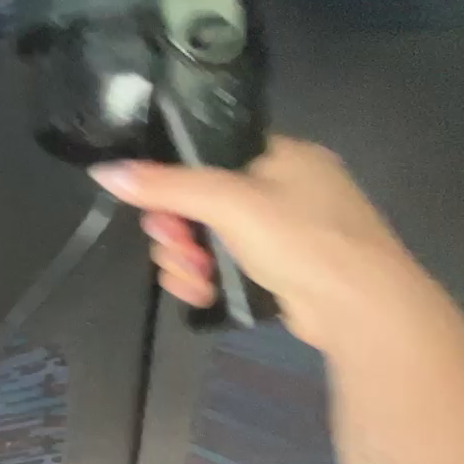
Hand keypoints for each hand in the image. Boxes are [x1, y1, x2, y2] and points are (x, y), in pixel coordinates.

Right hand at [88, 135, 425, 349]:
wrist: (358, 309)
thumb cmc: (303, 242)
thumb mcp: (229, 204)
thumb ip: (166, 186)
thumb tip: (104, 170)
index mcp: (282, 158)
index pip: (205, 155)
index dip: (171, 181)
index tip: (160, 206)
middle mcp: (278, 189)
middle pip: (190, 201)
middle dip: (175, 231)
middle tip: (182, 247)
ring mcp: (273, 230)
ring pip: (195, 237)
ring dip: (182, 260)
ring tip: (198, 277)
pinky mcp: (264, 265)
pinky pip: (209, 263)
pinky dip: (198, 278)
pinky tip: (203, 291)